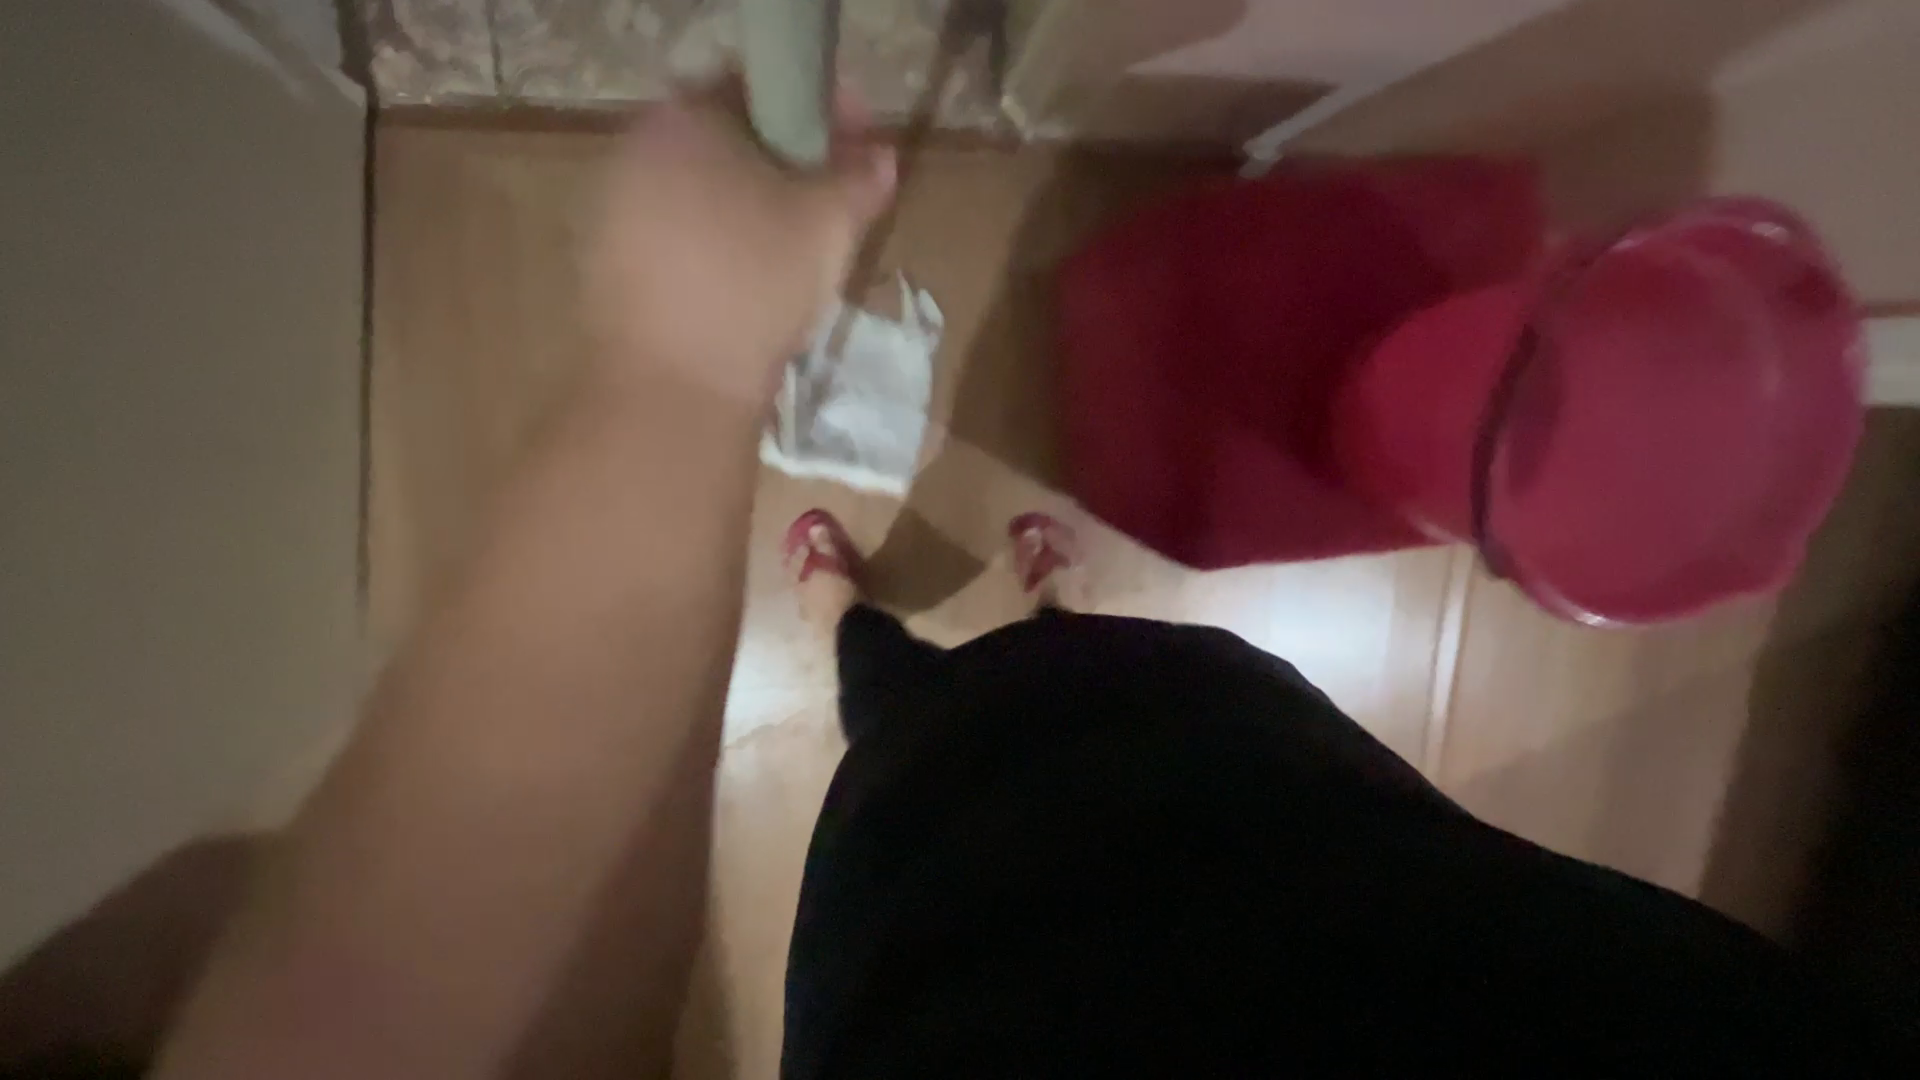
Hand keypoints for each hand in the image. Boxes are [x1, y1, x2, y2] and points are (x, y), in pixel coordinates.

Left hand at [584, 82, 896, 404]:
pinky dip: (720, 253)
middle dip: (786, 166)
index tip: (859, 144)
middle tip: (833, 203)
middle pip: (728, 144)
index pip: (762, 88)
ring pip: (704, 199)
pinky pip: (681, 245)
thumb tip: (880, 156)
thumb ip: (859, 180)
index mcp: (686, 119)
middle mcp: (637, 153)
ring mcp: (614, 214)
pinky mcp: (610, 272)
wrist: (673, 387)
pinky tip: (750, 291)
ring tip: (798, 255)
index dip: (819, 111)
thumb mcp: (828, 226)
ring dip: (752, 214)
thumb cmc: (755, 285)